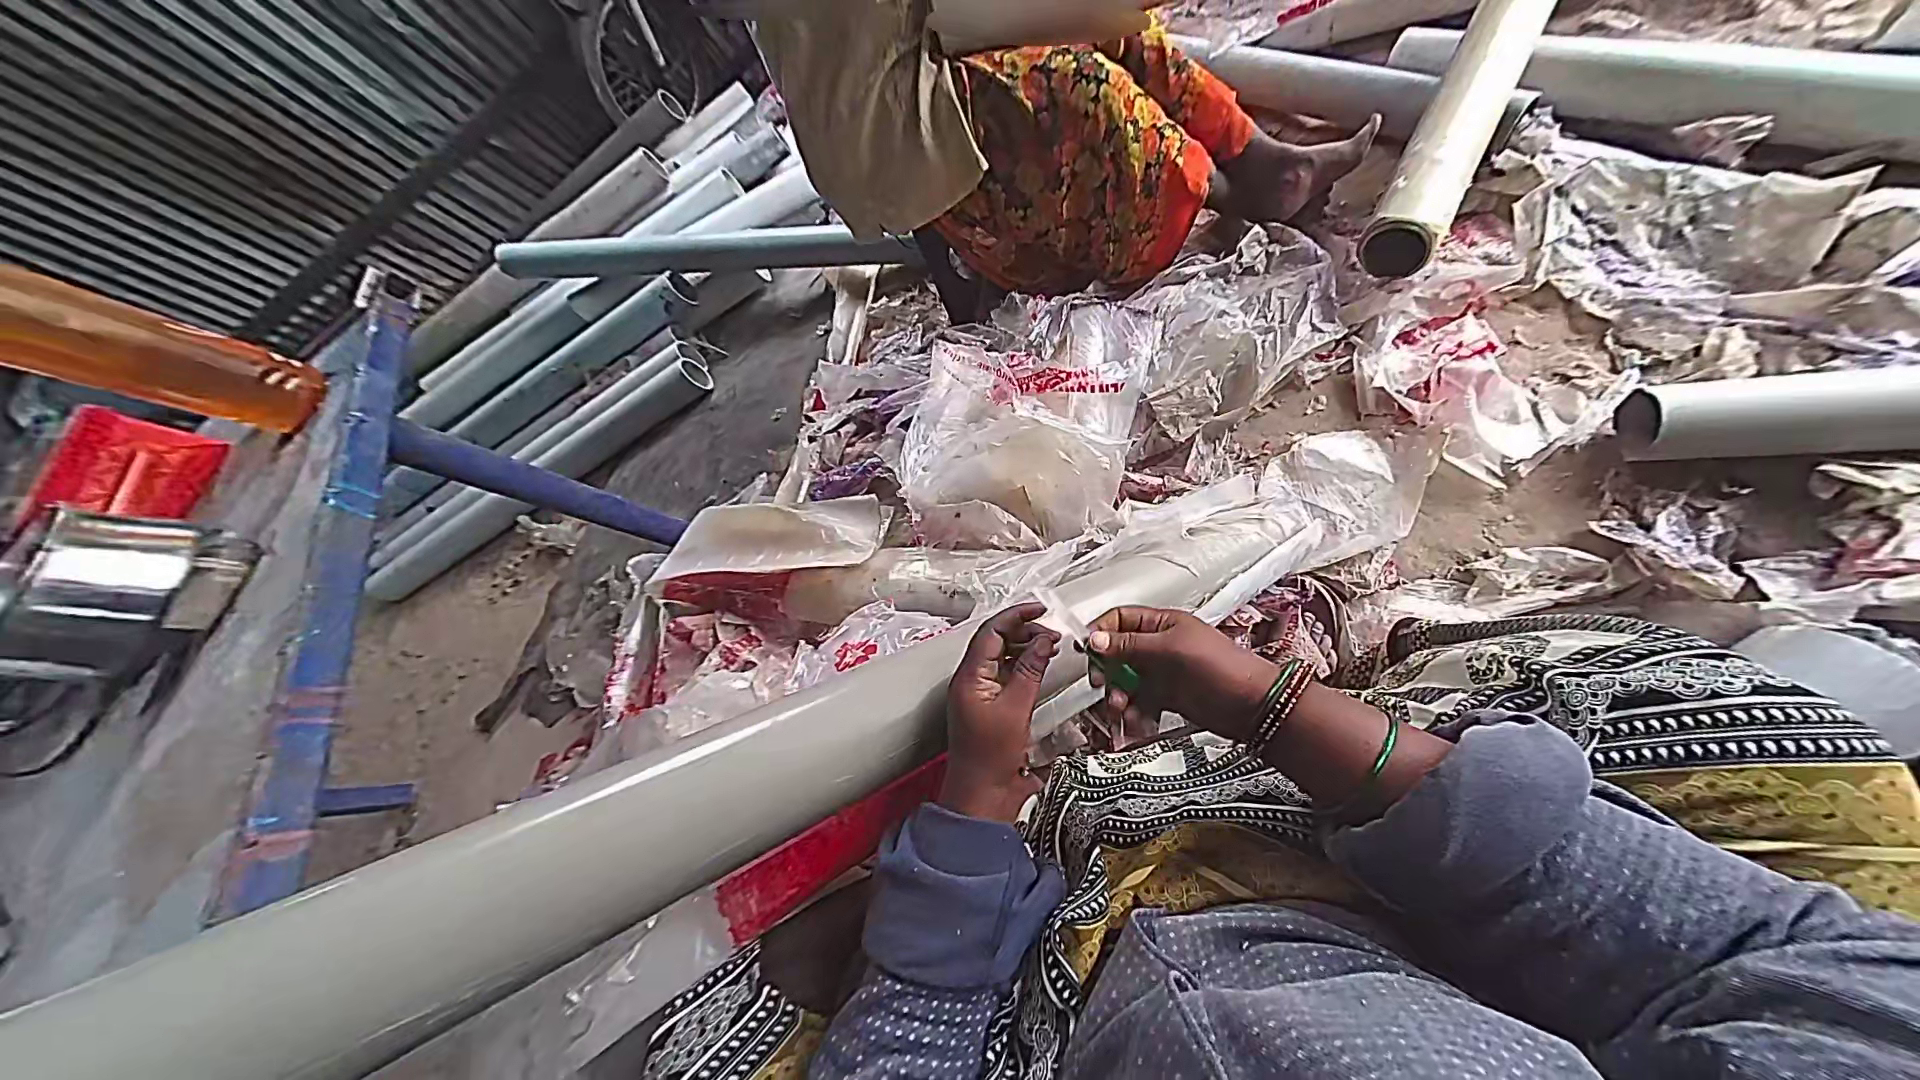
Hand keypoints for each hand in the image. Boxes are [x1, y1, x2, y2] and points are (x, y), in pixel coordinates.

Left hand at [940, 602, 1058, 821]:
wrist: (981, 796)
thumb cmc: (991, 759)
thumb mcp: (1017, 708)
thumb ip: (1031, 670)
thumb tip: (1044, 641)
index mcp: (969, 676)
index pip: (991, 631)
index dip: (1017, 616)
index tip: (1040, 609)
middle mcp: (970, 680)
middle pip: (995, 641)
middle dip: (1023, 631)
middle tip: (1051, 632)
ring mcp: (978, 693)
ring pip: (1000, 657)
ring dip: (1024, 648)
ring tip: (1049, 646)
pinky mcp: (988, 705)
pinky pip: (1004, 674)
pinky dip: (1022, 666)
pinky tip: (1039, 667)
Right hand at [1088, 606, 1277, 742]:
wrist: (1253, 707)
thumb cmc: (1221, 667)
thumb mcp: (1170, 649)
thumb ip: (1130, 645)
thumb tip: (1096, 639)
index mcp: (1161, 623)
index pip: (1119, 620)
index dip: (1100, 634)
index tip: (1088, 651)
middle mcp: (1158, 646)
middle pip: (1116, 653)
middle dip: (1107, 670)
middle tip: (1103, 683)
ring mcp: (1161, 673)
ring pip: (1124, 681)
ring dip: (1117, 695)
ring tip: (1122, 707)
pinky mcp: (1166, 698)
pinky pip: (1138, 703)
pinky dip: (1133, 712)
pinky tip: (1136, 721)